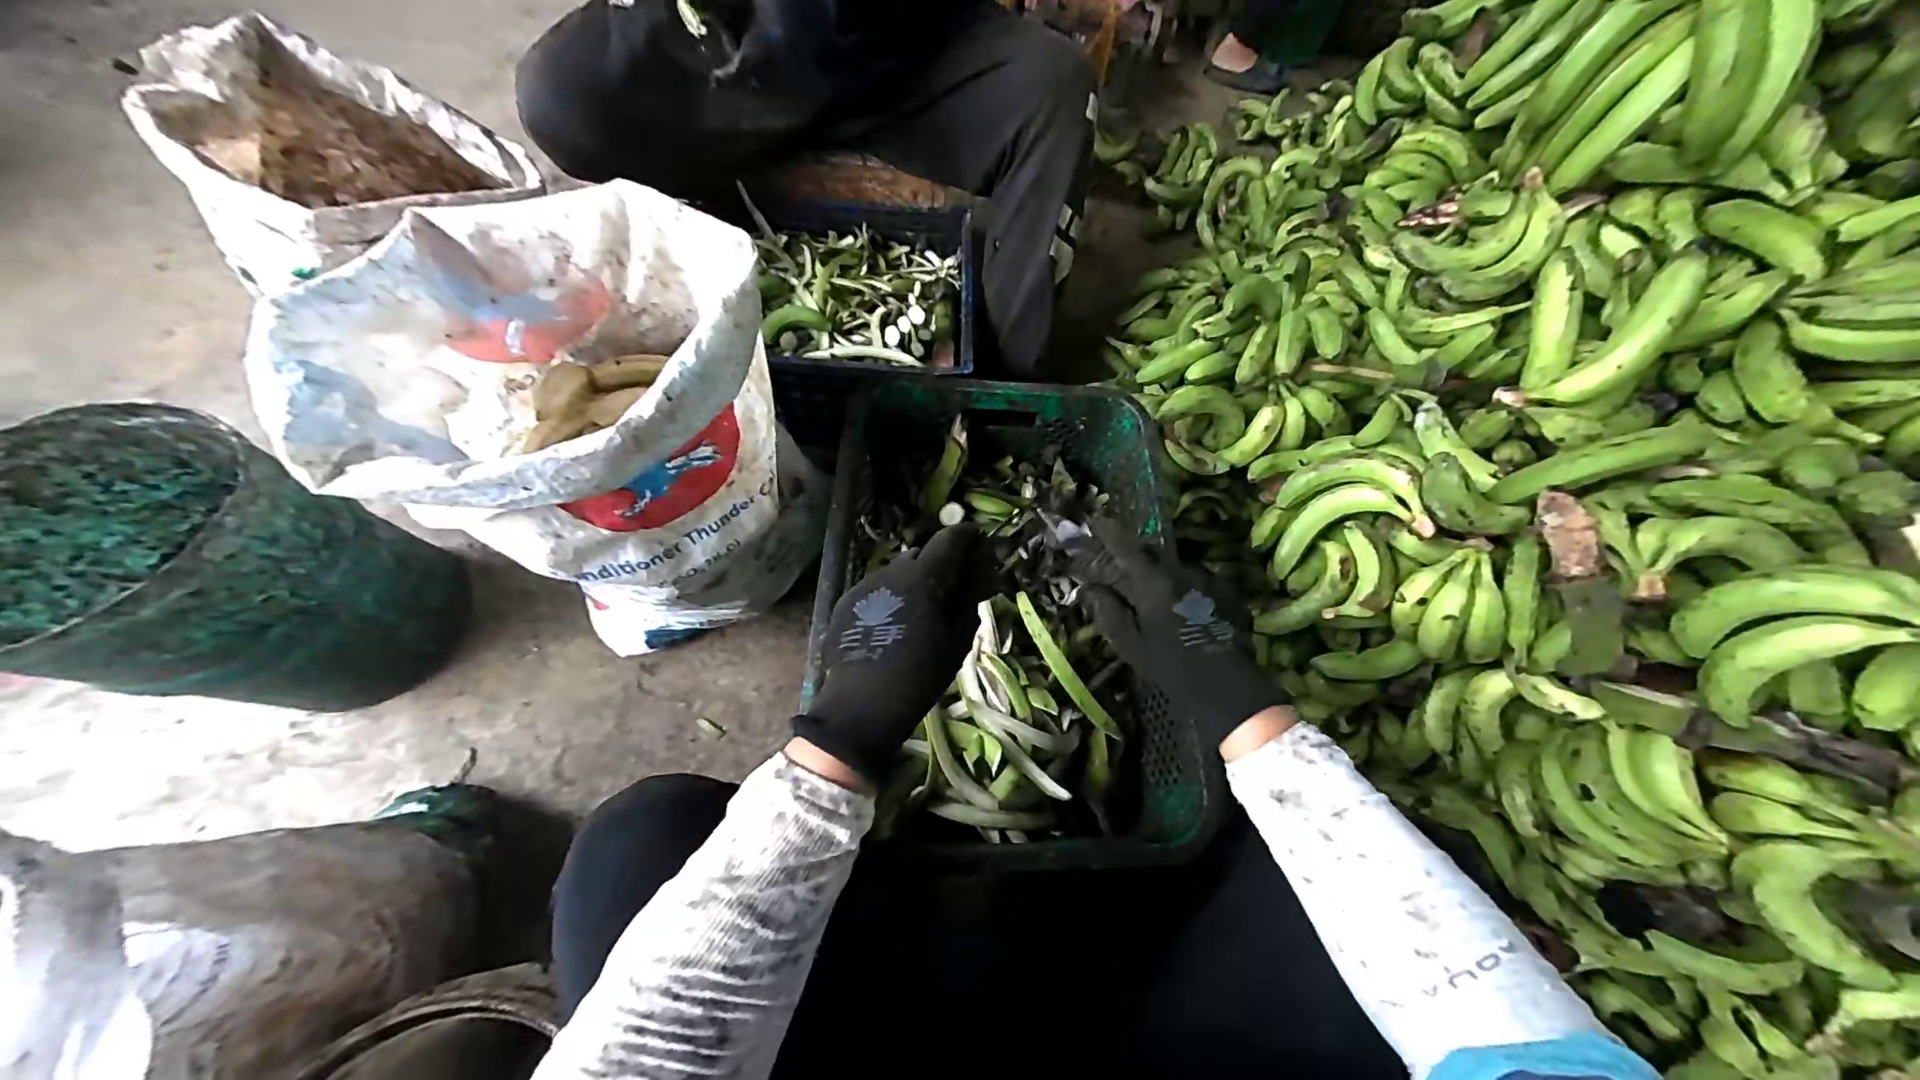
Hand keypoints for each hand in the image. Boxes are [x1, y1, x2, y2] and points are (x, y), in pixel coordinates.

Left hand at [792, 524, 989, 784]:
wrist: (860, 705)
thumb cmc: (918, 677)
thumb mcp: (956, 643)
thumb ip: (968, 601)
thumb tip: (978, 575)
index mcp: (923, 578)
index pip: (950, 539)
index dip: (968, 537)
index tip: (979, 543)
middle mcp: (892, 571)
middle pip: (922, 553)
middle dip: (940, 562)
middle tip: (954, 583)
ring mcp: (865, 584)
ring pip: (898, 571)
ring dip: (914, 579)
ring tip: (923, 606)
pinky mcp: (847, 601)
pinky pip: (878, 588)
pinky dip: (892, 595)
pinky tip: (895, 622)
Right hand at [1074, 518, 1287, 751]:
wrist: (1228, 687)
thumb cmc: (1172, 667)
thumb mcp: (1130, 644)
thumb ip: (1107, 612)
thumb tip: (1088, 589)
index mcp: (1153, 582)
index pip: (1125, 547)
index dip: (1107, 531)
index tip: (1094, 519)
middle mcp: (1180, 572)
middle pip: (1149, 554)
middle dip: (1129, 554)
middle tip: (1113, 563)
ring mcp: (1205, 581)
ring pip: (1170, 569)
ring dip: (1153, 575)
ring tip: (1143, 593)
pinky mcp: (1222, 594)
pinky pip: (1190, 582)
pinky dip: (1175, 589)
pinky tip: (1172, 610)